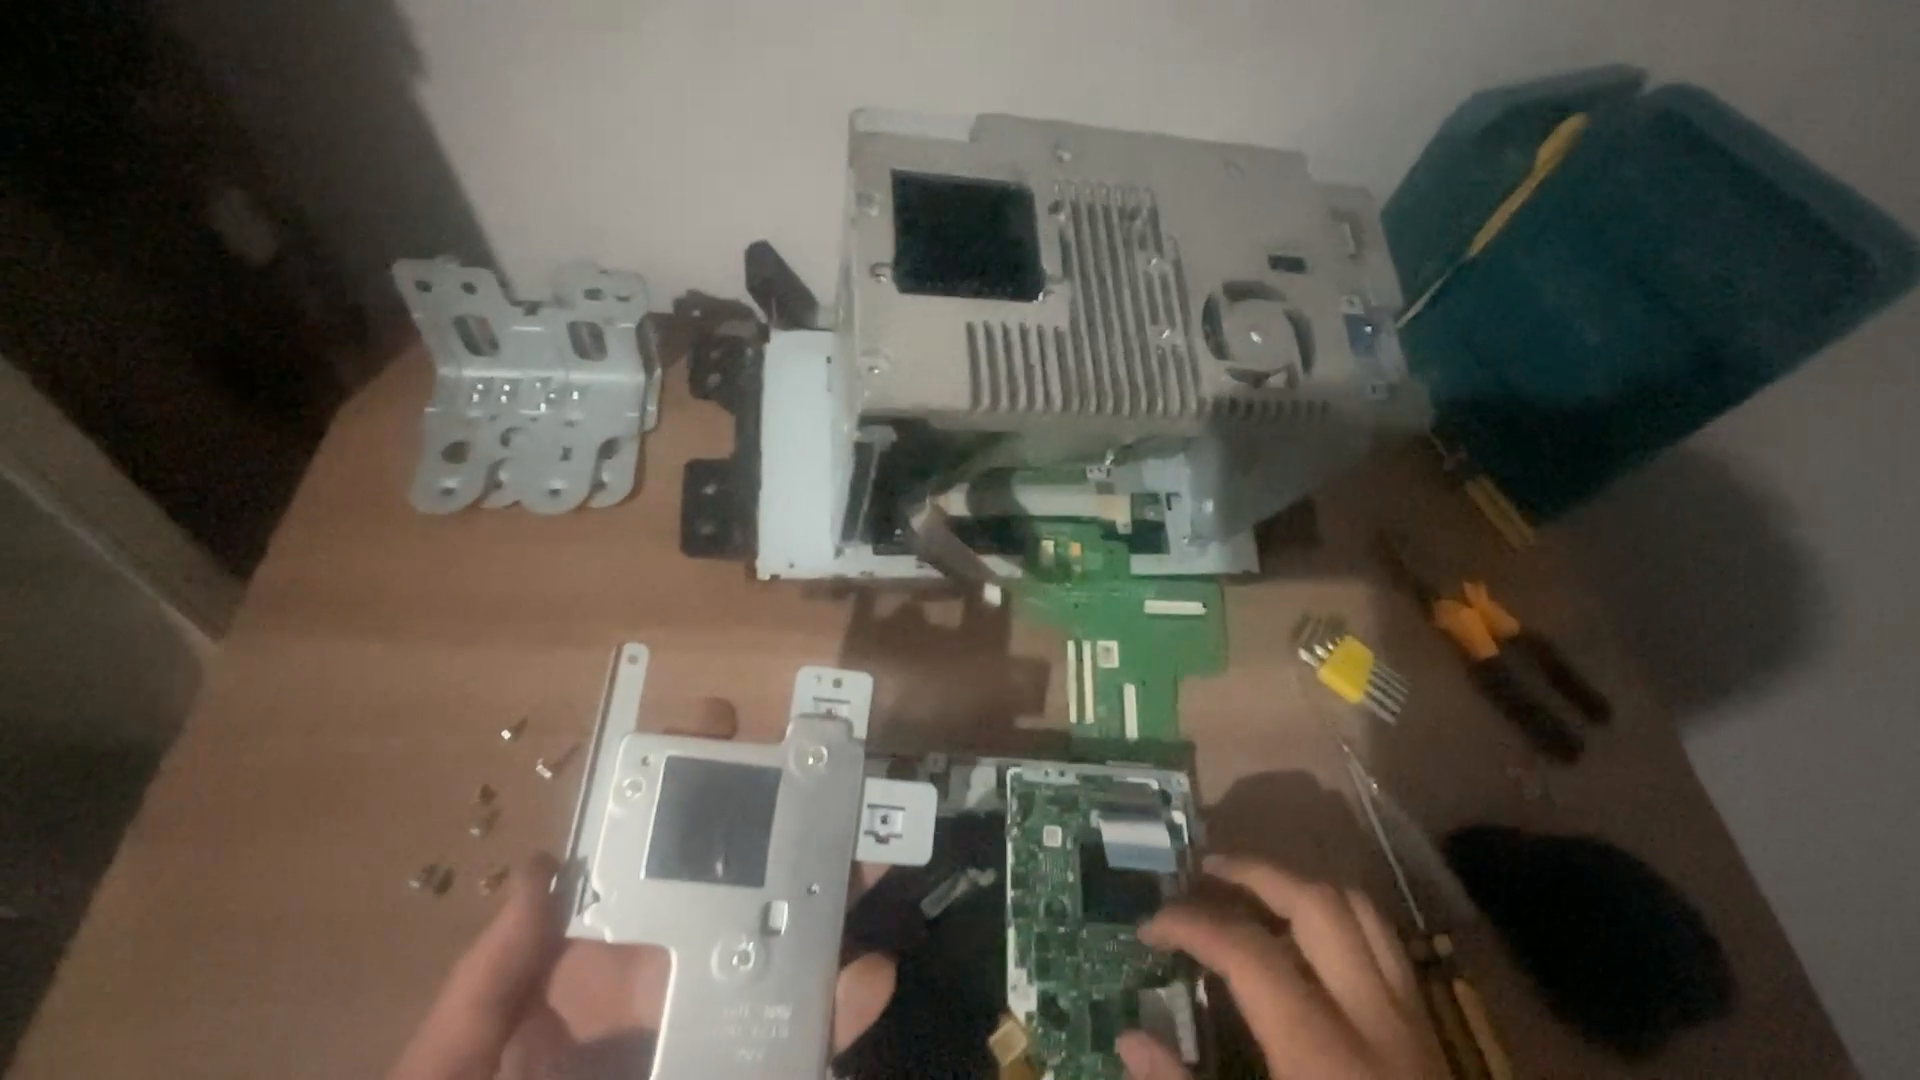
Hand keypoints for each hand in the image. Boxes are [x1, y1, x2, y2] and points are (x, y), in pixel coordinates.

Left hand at [387, 700, 894, 1079]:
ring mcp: (702, 1045)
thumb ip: (486, 983)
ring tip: (865, 855)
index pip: (636, 873)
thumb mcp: (444, 1075)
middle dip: (773, 837)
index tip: (718, 736)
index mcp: (577, 982)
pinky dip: (837, 1011)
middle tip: (819, 778)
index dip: (677, 802)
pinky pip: (796, 1041)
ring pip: (773, 962)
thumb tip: (542, 869)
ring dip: (823, 907)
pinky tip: (871, 973)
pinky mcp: (746, 1071)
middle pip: (724, 903)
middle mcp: (651, 1000)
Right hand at [1117, 855, 1447, 1079]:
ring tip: (1252, 888)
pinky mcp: (1433, 1040)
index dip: (1190, 925)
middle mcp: (1375, 1024)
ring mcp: (1414, 1026)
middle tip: (1202, 873)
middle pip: (1316, 906)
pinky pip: (1387, 947)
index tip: (1148, 928)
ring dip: (1300, 887)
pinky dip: (1342, 920)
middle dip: (1253, 875)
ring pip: (1362, 914)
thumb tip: (1131, 1040)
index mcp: (1324, 1057)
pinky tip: (1310, 938)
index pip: (1248, 953)